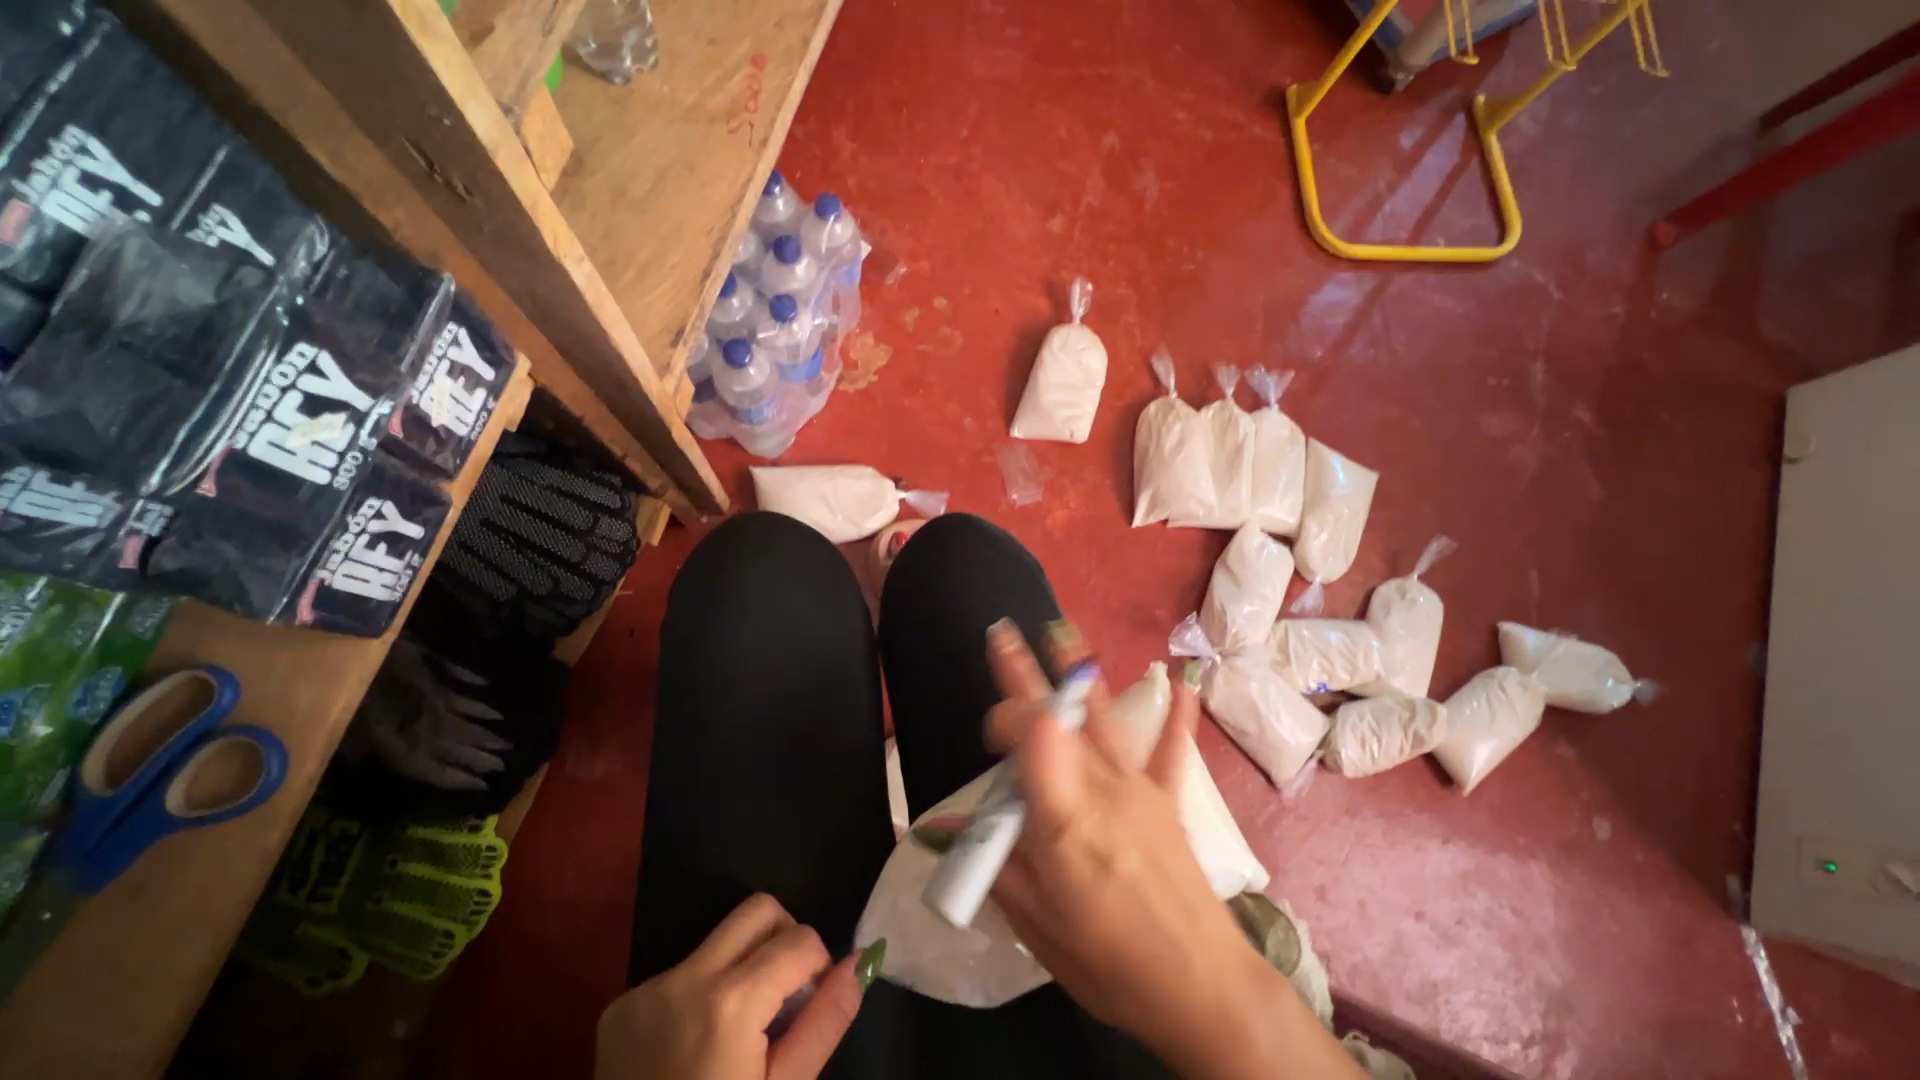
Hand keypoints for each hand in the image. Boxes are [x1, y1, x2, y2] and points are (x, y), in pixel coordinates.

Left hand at [596, 894, 880, 1079]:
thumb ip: (826, 1020)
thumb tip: (861, 959)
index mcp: (730, 1002)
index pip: (800, 938)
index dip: (817, 968)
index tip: (807, 1009)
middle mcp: (684, 978)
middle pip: (757, 911)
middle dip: (784, 939)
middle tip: (783, 997)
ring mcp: (645, 990)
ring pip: (717, 942)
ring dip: (740, 969)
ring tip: (735, 1034)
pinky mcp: (619, 1006)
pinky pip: (679, 974)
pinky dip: (700, 995)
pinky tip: (691, 1048)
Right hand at [983, 620, 1365, 1079]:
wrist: (1201, 986)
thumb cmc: (1108, 961)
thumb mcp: (1035, 924)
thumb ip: (990, 866)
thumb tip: (938, 833)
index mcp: (1062, 816)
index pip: (1032, 734)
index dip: (1006, 715)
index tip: (989, 734)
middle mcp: (1100, 786)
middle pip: (1060, 716)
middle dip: (1025, 673)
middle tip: (1001, 632)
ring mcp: (1140, 789)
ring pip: (1106, 718)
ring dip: (1081, 672)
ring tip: (1062, 631)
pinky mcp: (1169, 802)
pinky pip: (1172, 750)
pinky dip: (1176, 715)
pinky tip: (1184, 681)